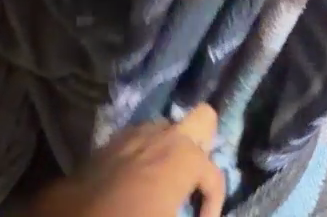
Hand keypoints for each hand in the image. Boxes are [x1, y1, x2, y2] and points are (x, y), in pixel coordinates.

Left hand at [33, 105, 226, 216]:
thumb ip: (186, 208)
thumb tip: (184, 208)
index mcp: (185, 157)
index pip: (215, 176)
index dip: (213, 206)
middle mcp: (165, 136)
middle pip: (203, 119)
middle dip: (205, 144)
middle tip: (194, 181)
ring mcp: (136, 134)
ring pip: (168, 129)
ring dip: (172, 152)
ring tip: (165, 187)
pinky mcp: (111, 142)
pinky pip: (140, 140)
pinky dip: (145, 156)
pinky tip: (135, 185)